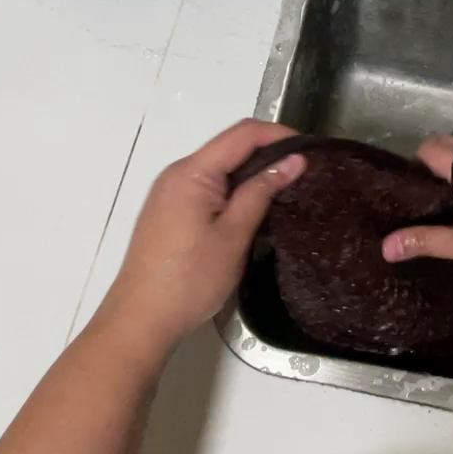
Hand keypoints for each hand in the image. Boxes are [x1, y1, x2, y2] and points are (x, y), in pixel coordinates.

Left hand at [95, 119, 304, 355]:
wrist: (141, 319)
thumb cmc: (190, 279)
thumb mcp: (233, 235)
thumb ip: (262, 192)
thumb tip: (293, 160)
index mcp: (192, 173)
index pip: (242, 134)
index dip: (279, 135)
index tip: (311, 151)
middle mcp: (178, 173)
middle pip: (229, 146)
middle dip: (268, 151)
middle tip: (304, 172)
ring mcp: (171, 192)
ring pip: (220, 166)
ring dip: (252, 171)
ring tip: (286, 189)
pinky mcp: (171, 210)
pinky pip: (209, 185)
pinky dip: (235, 187)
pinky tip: (255, 207)